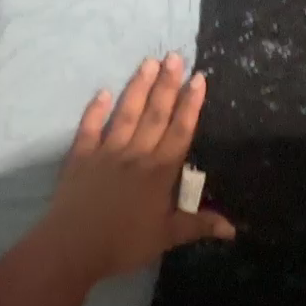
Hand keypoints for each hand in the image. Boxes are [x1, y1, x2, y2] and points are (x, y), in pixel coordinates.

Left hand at [34, 54, 234, 284]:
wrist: (72, 249)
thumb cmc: (123, 243)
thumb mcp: (166, 237)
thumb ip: (198, 225)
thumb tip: (233, 228)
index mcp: (159, 171)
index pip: (180, 131)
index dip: (191, 104)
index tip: (198, 78)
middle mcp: (136, 154)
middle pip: (156, 114)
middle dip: (167, 84)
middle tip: (175, 56)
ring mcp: (107, 152)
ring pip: (127, 114)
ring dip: (138, 87)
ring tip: (148, 62)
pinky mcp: (81, 156)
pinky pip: (90, 128)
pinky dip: (95, 110)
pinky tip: (103, 92)